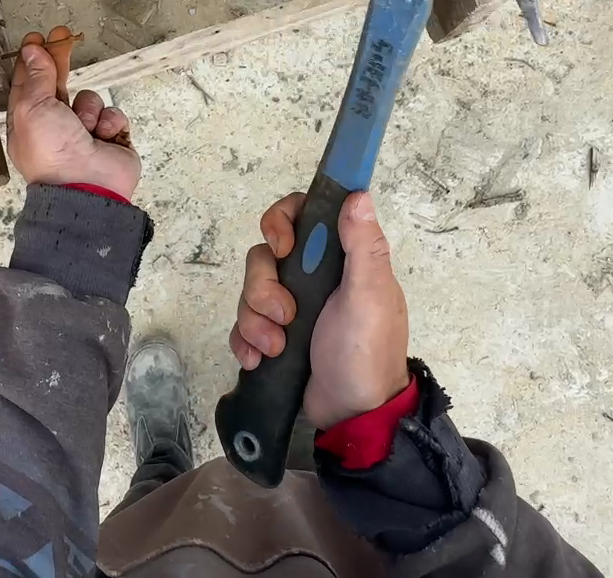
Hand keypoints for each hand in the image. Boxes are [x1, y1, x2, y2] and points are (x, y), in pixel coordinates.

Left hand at [5, 42, 140, 199]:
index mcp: (29, 122)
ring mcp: (84, 133)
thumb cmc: (53, 150)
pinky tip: (104, 138)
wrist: (89, 187)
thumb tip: (31, 51)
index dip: (33, 60)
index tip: (36, 38)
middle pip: (59, 84)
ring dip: (89, 109)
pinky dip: (108, 123)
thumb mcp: (34, 108)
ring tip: (86, 129)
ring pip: (90, 99)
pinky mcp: (110, 138)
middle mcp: (55, 126)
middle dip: (61, 60)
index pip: (28, 84)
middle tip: (64, 33)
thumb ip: (36, 77)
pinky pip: (111, 114)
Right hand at [229, 191, 409, 428]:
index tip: (282, 248)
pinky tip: (259, 360)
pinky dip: (246, 341)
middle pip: (263, 256)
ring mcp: (289, 306)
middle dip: (263, 286)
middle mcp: (310, 276)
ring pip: (249, 292)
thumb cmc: (367, 353)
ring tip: (275, 348)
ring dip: (255, 320)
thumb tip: (358, 194)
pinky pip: (242, 325)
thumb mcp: (370, 297)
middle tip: (284, 315)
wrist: (353, 418)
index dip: (281, 221)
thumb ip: (363, 247)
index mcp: (337, 259)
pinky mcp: (271, 335)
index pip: (300, 215)